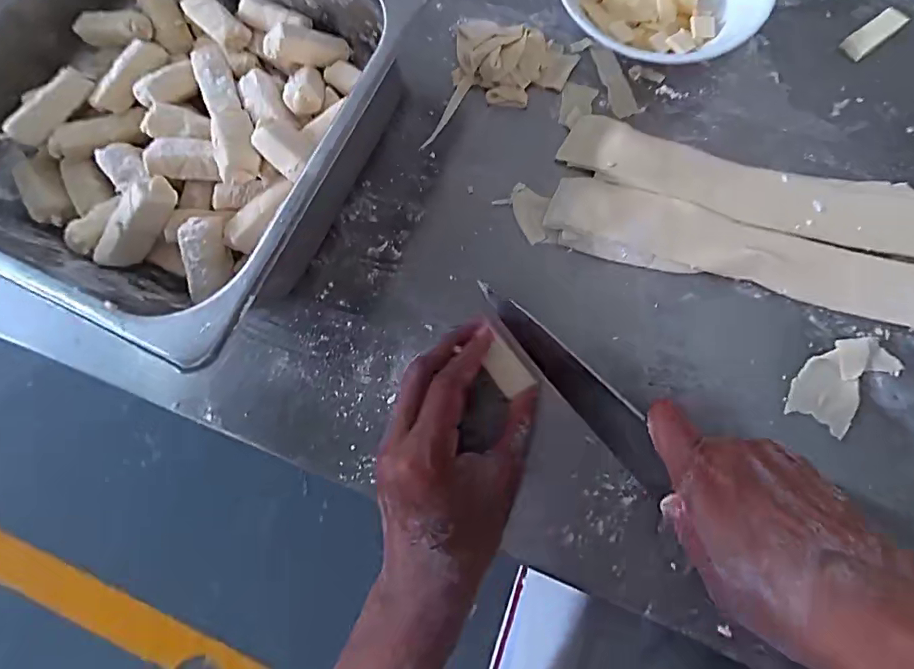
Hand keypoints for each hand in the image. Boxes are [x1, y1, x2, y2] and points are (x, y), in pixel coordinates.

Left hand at [338, 323, 537, 668]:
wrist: (424, 584)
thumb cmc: (468, 539)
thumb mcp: (501, 481)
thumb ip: (515, 428)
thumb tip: (528, 389)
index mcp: (424, 453)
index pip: (445, 385)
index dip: (470, 354)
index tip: (490, 333)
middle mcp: (396, 445)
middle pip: (417, 376)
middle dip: (447, 345)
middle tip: (476, 329)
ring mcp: (385, 450)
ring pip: (408, 388)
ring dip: (437, 363)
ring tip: (468, 348)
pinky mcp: (386, 455)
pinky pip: (407, 405)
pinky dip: (430, 385)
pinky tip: (454, 382)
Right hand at [648, 399, 913, 668]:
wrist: (857, 594)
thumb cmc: (784, 593)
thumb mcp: (715, 576)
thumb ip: (689, 529)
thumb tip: (680, 508)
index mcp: (703, 475)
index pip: (667, 422)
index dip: (661, 427)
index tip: (660, 433)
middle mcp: (737, 453)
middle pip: (709, 451)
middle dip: (711, 482)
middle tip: (724, 530)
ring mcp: (774, 456)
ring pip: (744, 462)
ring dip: (747, 490)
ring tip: (764, 544)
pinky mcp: (805, 465)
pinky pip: (776, 472)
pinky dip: (777, 495)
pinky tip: (790, 537)